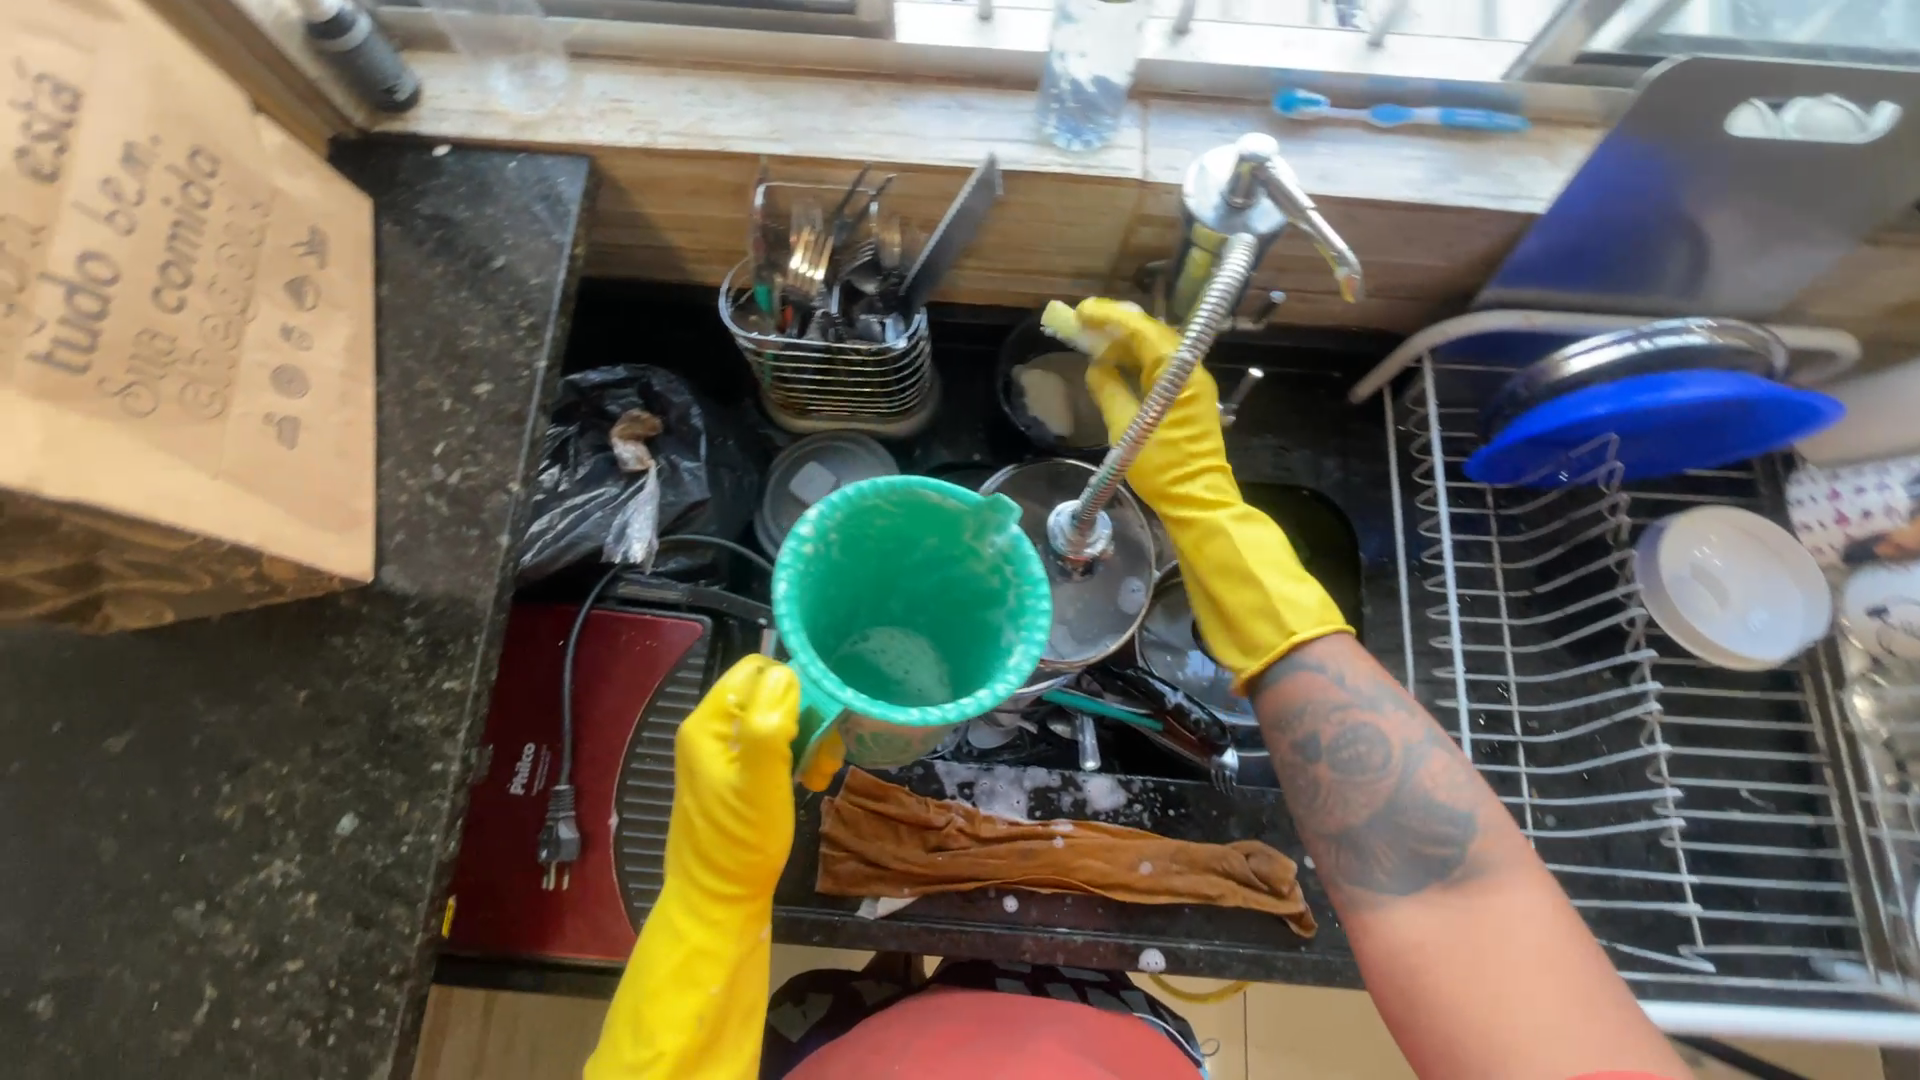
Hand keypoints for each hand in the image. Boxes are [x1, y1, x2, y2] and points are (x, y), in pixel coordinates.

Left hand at [665, 653, 800, 901]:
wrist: (720, 903)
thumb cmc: (740, 843)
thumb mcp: (760, 782)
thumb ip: (768, 724)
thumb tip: (787, 676)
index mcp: (708, 723)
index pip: (756, 669)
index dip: (793, 685)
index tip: (816, 720)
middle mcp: (712, 729)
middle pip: (770, 693)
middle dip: (806, 717)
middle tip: (824, 755)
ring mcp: (723, 752)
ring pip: (778, 719)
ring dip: (808, 739)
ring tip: (820, 774)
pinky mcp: (737, 772)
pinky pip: (774, 745)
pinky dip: (797, 757)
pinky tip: (810, 781)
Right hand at [1077, 297, 1225, 509]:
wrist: (1197, 499)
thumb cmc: (1163, 467)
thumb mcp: (1127, 429)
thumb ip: (1109, 391)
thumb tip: (1096, 368)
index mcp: (1177, 372)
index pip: (1142, 329)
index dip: (1110, 316)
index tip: (1080, 312)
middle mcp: (1189, 369)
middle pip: (1151, 333)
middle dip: (1116, 325)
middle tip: (1082, 324)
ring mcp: (1191, 383)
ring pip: (1155, 349)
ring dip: (1124, 343)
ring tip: (1092, 342)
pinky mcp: (1187, 398)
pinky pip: (1159, 368)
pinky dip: (1135, 362)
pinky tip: (1113, 367)